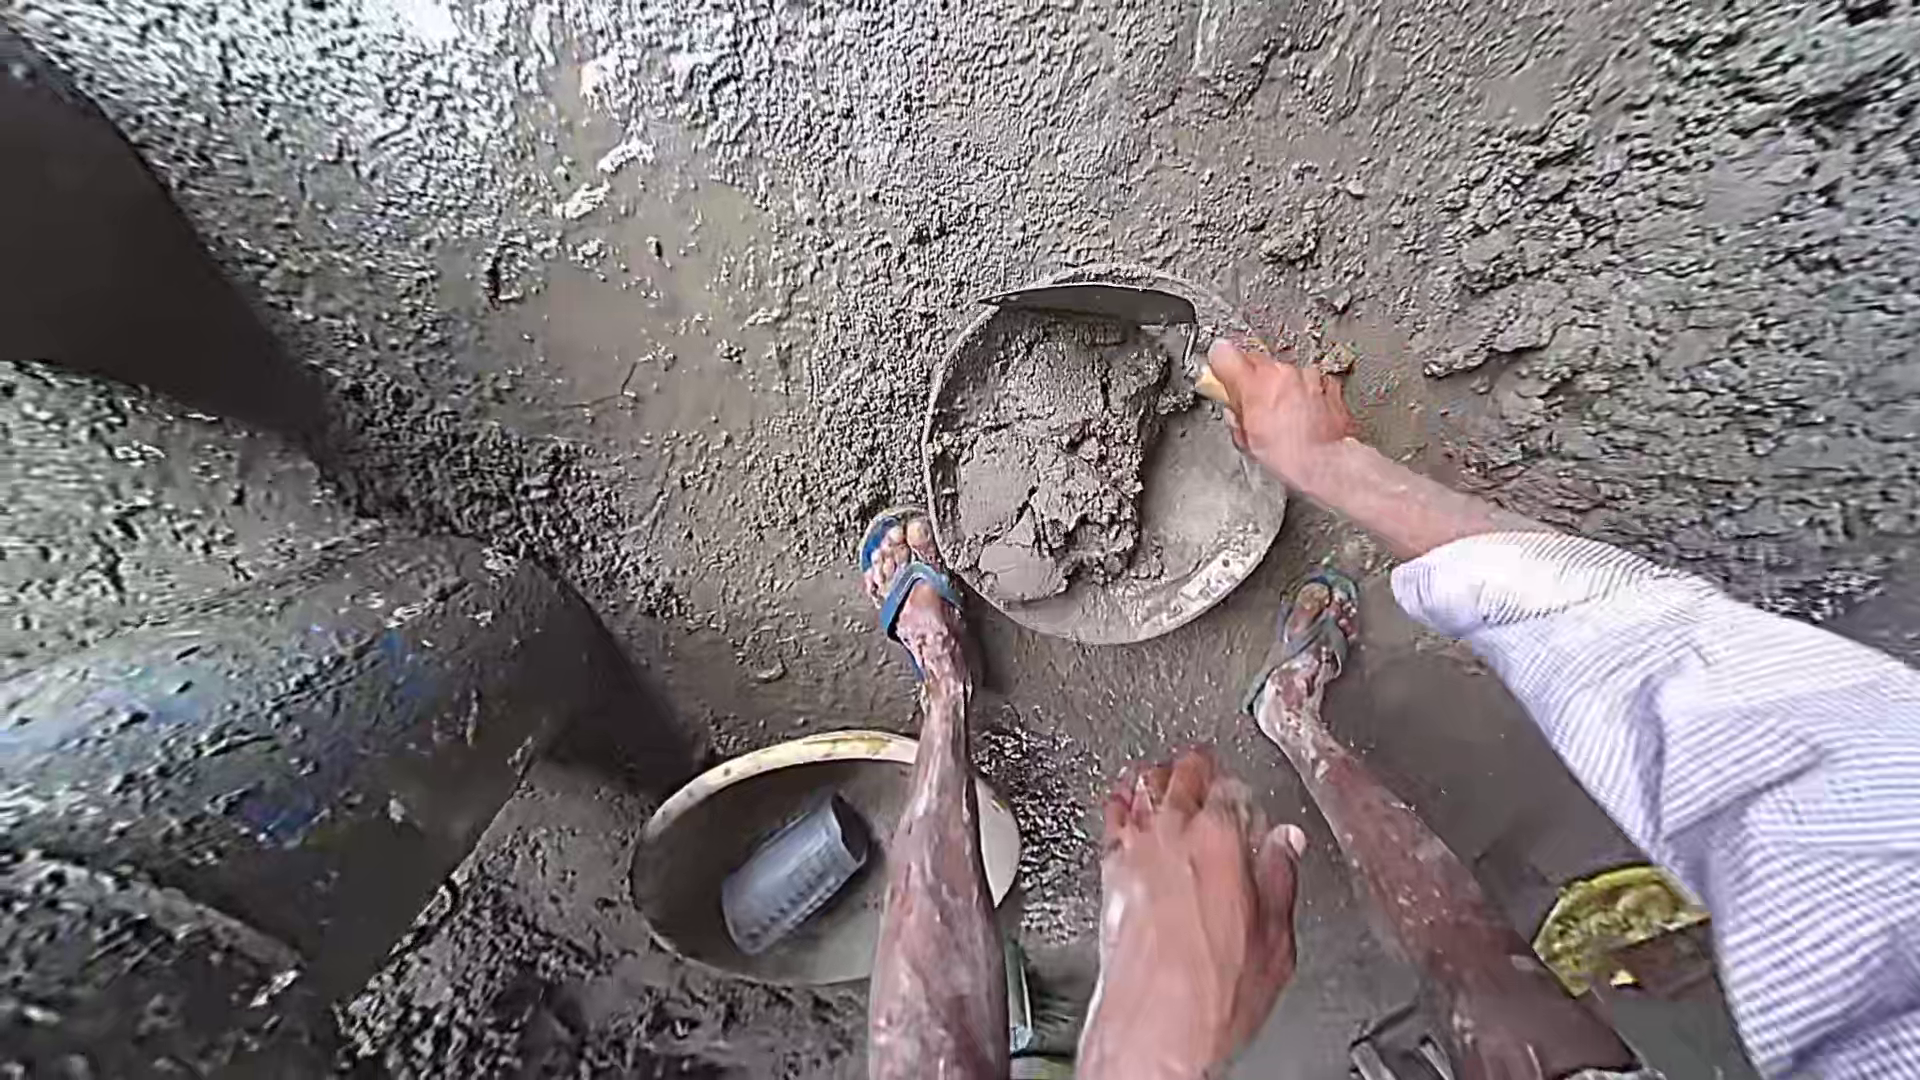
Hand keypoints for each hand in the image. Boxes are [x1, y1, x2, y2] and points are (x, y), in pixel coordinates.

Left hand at [1079, 750, 1306, 1079]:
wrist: (1155, 1018)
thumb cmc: (1215, 989)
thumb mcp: (1275, 941)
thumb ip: (1280, 878)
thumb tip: (1287, 842)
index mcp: (1220, 840)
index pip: (1229, 788)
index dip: (1236, 785)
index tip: (1240, 790)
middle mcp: (1174, 830)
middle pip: (1183, 774)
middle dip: (1195, 764)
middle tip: (1201, 760)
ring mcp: (1138, 842)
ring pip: (1145, 784)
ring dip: (1157, 772)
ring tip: (1165, 767)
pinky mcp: (1111, 860)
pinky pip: (1113, 810)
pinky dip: (1120, 794)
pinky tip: (1123, 791)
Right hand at [1207, 338, 1358, 490]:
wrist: (1326, 462)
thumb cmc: (1288, 456)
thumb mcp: (1244, 440)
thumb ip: (1234, 415)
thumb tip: (1232, 407)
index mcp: (1254, 384)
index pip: (1225, 354)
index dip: (1218, 363)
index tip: (1217, 371)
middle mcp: (1282, 373)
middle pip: (1255, 360)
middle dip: (1248, 378)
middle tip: (1247, 401)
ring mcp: (1307, 376)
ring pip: (1282, 372)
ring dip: (1277, 386)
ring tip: (1279, 414)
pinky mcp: (1328, 383)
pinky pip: (1307, 381)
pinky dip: (1301, 392)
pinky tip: (1300, 413)